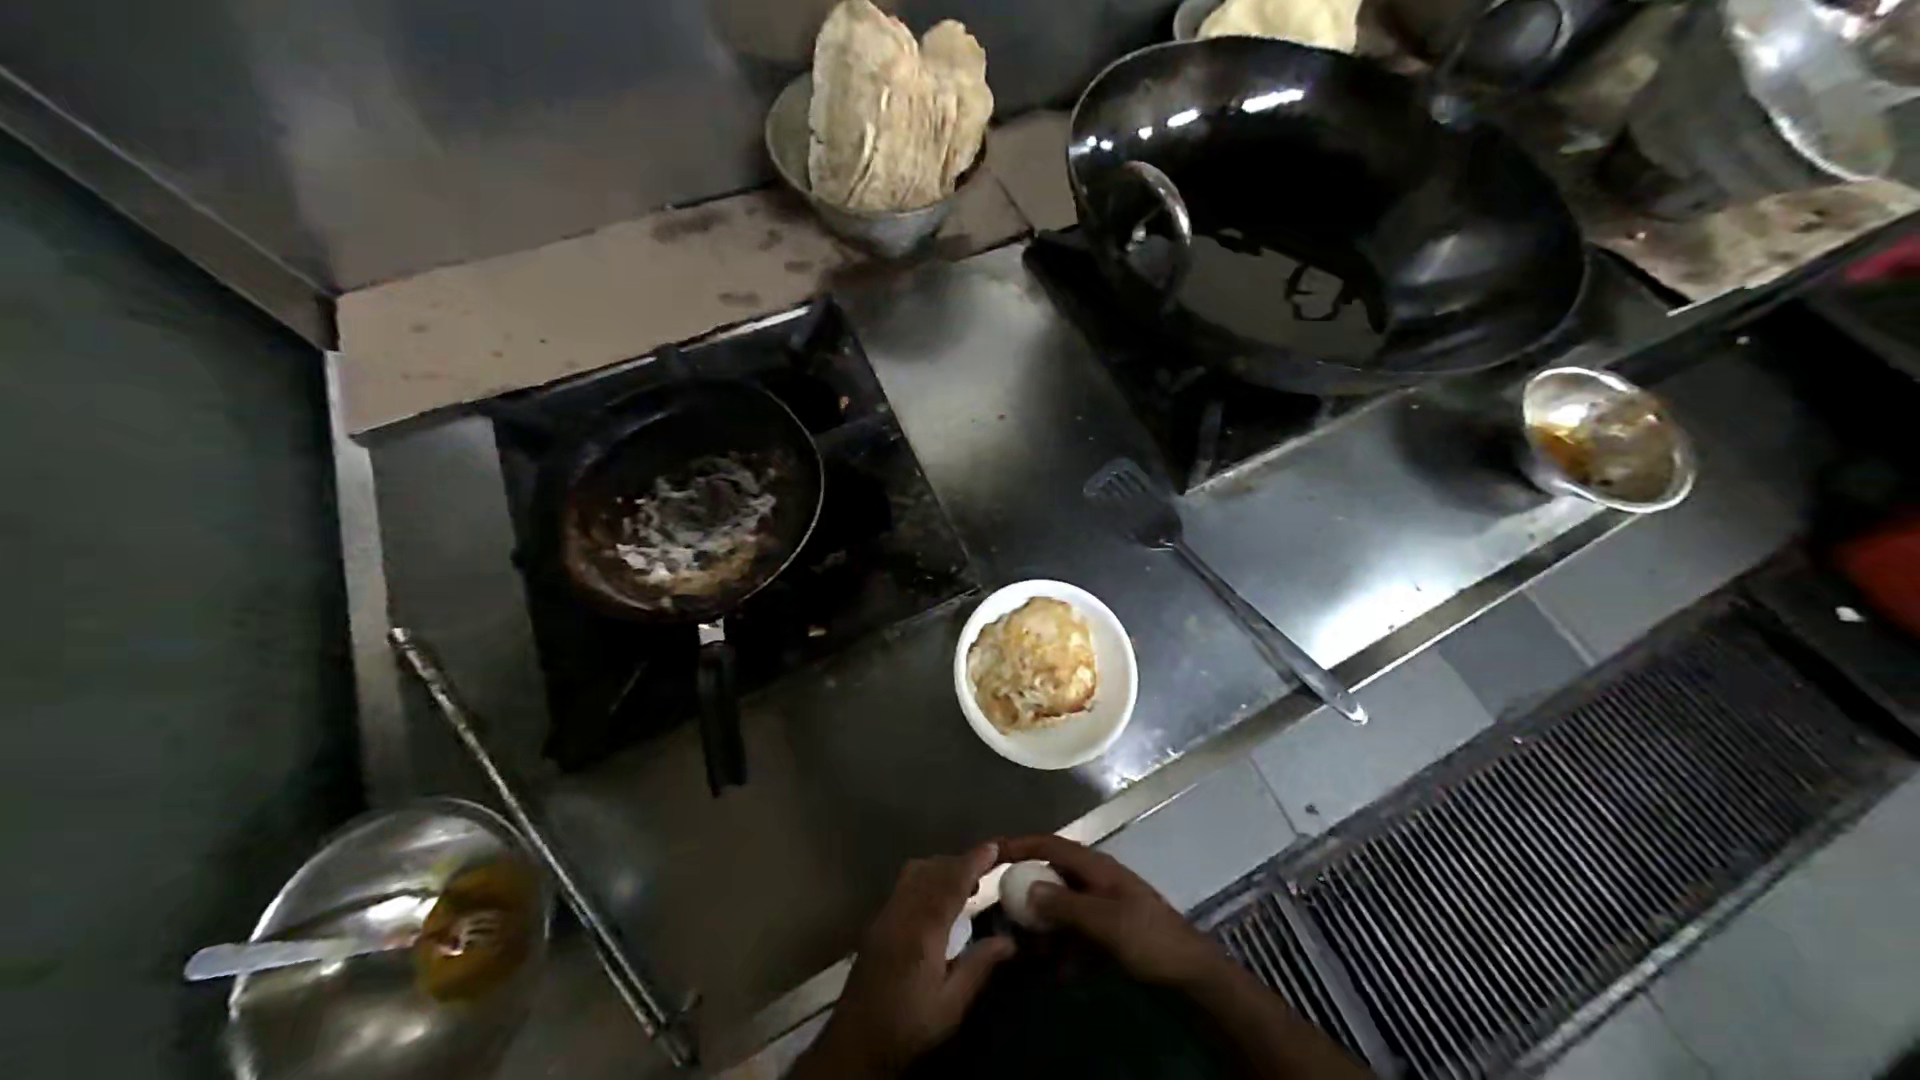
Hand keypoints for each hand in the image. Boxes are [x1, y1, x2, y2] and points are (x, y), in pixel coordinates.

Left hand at [792, 843, 1014, 1078]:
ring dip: (941, 868)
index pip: (951, 883)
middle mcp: (901, 913)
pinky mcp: (876, 923)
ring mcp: (885, 915)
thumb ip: (978, 967)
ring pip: (914, 873)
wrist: (854, 1045)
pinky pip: (904, 885)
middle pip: (932, 870)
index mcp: (922, 931)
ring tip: (964, 884)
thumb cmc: (907, 1027)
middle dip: (959, 863)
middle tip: (985, 869)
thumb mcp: (950, 1006)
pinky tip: (937, 901)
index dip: (973, 862)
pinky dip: (925, 879)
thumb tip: (1009, 941)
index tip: (993, 848)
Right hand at [999, 834, 1227, 988]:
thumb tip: (1027, 888)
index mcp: (1095, 866)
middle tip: (1004, 913)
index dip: (1020, 845)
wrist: (1192, 973)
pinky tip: (1057, 971)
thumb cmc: (1149, 938)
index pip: (1049, 844)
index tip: (991, 853)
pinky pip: (1075, 932)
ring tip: (1027, 950)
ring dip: (1044, 926)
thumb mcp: (1105, 922)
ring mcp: (1102, 904)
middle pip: (1051, 875)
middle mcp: (1095, 879)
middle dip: (1026, 893)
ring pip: (1061, 907)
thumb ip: (1066, 904)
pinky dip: (1063, 948)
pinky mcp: (1108, 930)